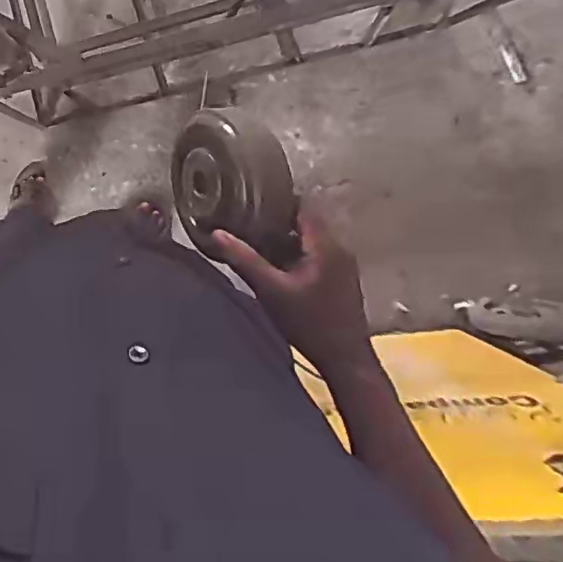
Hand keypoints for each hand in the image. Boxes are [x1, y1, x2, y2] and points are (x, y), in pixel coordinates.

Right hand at [211, 207, 374, 376]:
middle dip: (278, 219)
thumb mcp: (271, 291)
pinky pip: (316, 252)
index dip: (278, 199)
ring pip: (310, 238)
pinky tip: (276, 263)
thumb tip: (216, 234)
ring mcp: (342, 265)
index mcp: (325, 245)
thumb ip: (244, 260)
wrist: (346, 362)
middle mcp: (338, 248)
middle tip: (248, 219)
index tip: (252, 199)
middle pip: (306, 220)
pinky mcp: (341, 279)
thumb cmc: (310, 324)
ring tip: (256, 238)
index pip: (304, 204)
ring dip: (286, 237)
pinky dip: (296, 252)